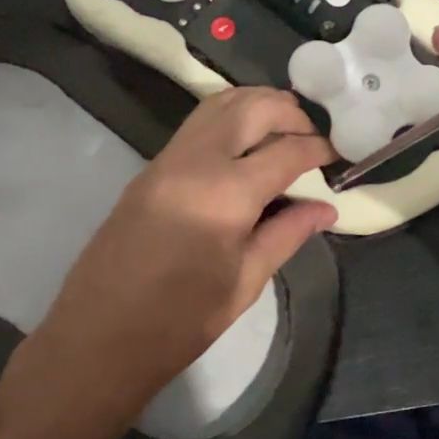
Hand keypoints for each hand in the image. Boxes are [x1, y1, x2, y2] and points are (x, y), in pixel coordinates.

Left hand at [32, 87, 337, 416]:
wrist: (99, 335)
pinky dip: (229, 116)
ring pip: (219, 103)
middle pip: (252, 108)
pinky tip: (246, 141)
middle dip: (289, 112)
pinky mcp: (150, 167)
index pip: (286, 151)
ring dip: (256, 104)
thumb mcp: (244, 282)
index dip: (318, 148)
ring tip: (284, 126)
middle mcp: (196, 160)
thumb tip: (326, 208)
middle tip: (313, 134)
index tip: (339, 153)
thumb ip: (287, 234)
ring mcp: (168, 158)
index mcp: (226, 193)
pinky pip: (198, 123)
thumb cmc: (180, 321)